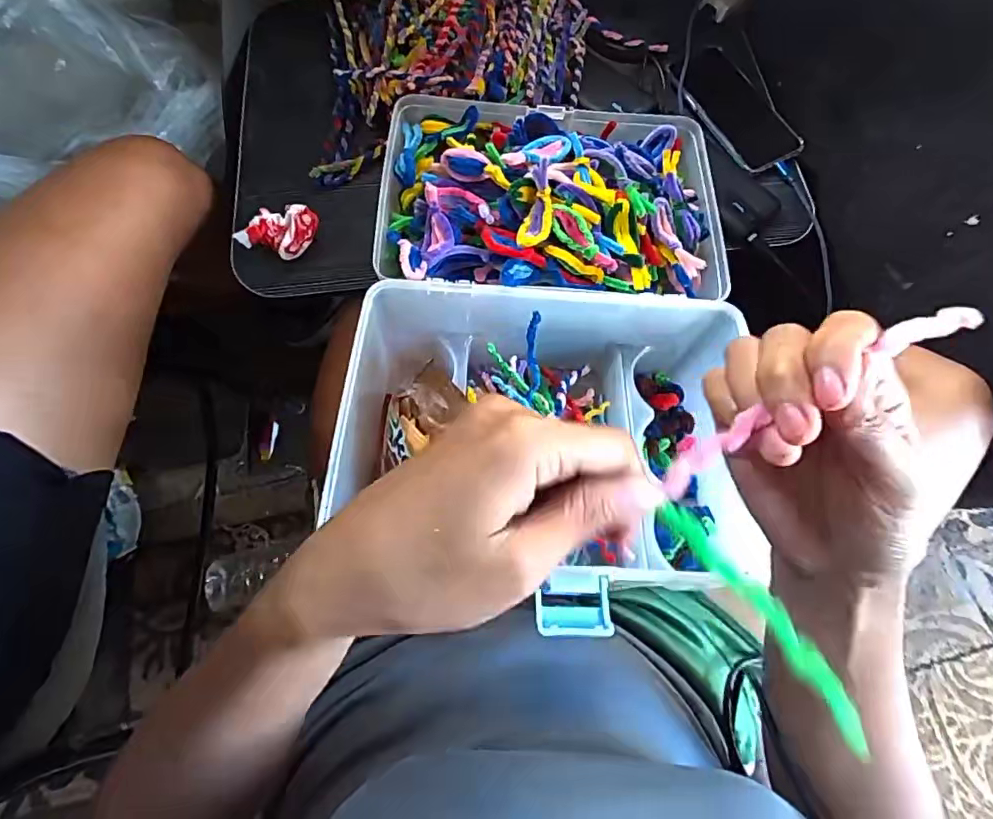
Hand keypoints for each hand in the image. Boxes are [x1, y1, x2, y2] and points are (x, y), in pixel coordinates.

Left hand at [262, 395, 658, 639]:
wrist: (344, 570)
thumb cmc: (428, 580)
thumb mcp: (518, 565)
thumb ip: (586, 518)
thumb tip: (647, 489)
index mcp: (524, 440)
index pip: (615, 447)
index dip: (632, 494)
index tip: (620, 545)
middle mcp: (508, 413)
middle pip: (586, 445)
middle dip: (599, 496)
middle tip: (579, 557)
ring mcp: (484, 418)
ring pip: (560, 448)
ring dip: (568, 493)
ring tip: (538, 545)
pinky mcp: (469, 431)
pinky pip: (529, 449)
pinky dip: (539, 484)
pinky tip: (514, 522)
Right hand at [702, 311, 992, 592]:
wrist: (832, 562)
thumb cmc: (879, 518)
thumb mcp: (898, 478)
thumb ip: (874, 423)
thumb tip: (839, 379)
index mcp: (864, 379)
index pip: (846, 328)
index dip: (832, 349)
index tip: (831, 396)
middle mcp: (814, 375)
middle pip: (783, 337)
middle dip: (785, 382)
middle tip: (802, 432)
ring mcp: (769, 393)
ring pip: (741, 352)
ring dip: (752, 394)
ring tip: (782, 446)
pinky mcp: (733, 416)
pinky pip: (713, 383)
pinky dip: (727, 410)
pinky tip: (755, 448)